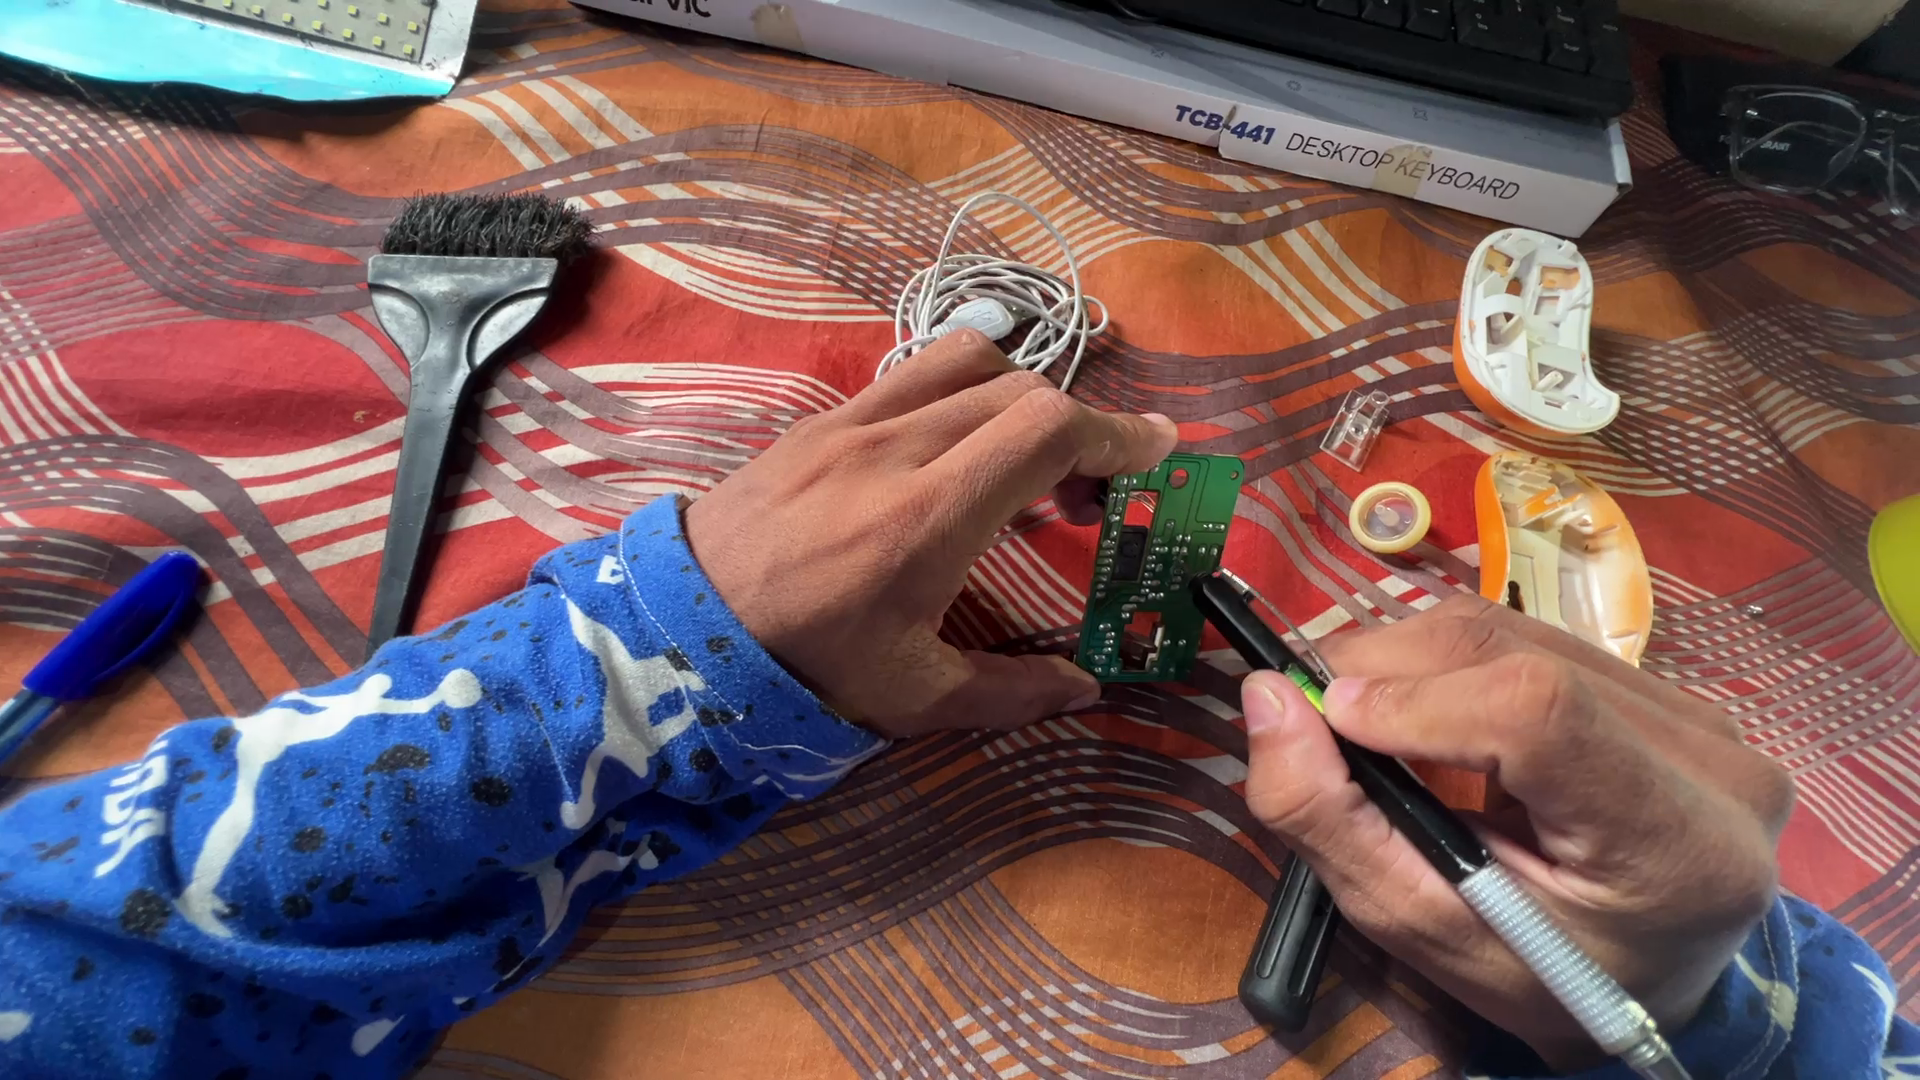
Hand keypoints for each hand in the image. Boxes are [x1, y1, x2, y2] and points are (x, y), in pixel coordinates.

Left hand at [685, 331, 1177, 738]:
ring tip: (1025, 459)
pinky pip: (911, 376)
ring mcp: (851, 423)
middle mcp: (894, 450)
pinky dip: (961, 395)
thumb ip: (1010, 692)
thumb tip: (1085, 686)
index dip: (1115, 433)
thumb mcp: (909, 695)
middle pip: (1020, 390)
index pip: (1045, 431)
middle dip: (1078, 429)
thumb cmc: (797, 666)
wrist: (676, 627)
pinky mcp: (820, 420)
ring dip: (1020, 396)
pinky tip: (952, 451)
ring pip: (966, 363)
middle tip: (1088, 495)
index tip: (1154, 451)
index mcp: (927, 520)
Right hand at [1241, 595, 1793, 1066]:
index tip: (1331, 723)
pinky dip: (1428, 655)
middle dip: (1376, 667)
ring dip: (1393, 656)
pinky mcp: (1645, 679)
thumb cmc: (1524, 968)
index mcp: (1672, 844)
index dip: (1412, 702)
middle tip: (1321, 716)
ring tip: (1368, 718)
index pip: (1535, 713)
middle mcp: (1702, 753)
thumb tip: (1265, 691)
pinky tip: (1420, 706)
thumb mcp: (1405, 920)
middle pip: (1496, 647)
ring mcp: (1683, 705)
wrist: (1635, 971)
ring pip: (1490, 623)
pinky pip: (1505, 628)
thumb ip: (1322, 814)